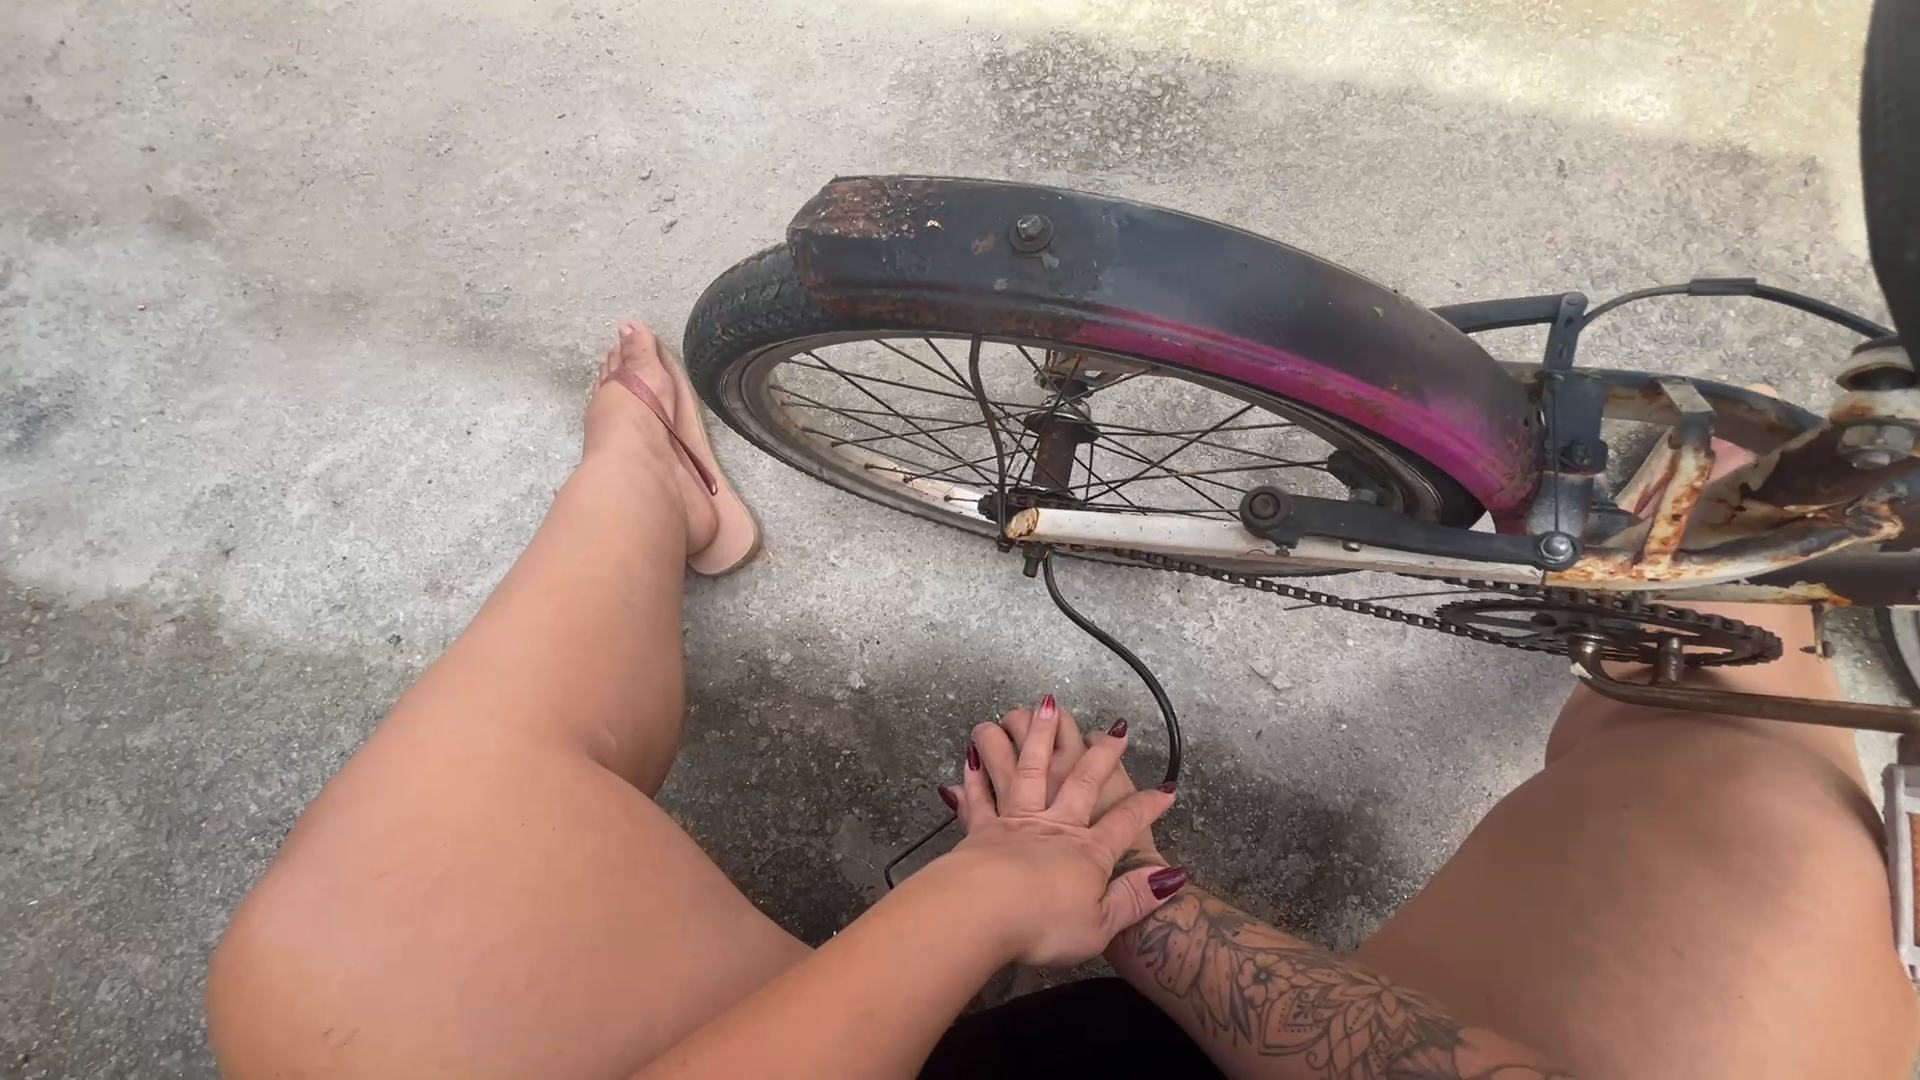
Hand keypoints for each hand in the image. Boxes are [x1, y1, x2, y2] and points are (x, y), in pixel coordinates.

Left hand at [942, 695, 1186, 966]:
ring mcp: (1015, 820)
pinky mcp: (980, 828)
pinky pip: (979, 797)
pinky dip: (976, 775)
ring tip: (1042, 706)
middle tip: (1114, 730)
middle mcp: (1053, 826)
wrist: (984, 911)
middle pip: (1080, 780)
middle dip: (1101, 755)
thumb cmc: (1044, 924)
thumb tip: (1172, 876)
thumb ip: (1134, 898)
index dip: (1147, 807)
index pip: (1125, 824)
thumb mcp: (1101, 924)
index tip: (1167, 788)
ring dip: (1036, 735)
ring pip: (1028, 768)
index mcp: (1086, 852)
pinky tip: (972, 755)